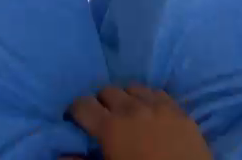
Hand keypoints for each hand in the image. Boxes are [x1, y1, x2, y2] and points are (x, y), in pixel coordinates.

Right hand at [68, 86, 209, 159]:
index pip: (82, 105)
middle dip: (101, 104)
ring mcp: (159, 107)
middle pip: (107, 91)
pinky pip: (157, 93)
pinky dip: (149, 101)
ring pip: (132, 88)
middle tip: (104, 123)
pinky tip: (151, 116)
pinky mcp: (180, 112)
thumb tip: (60, 154)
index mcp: (111, 128)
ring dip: (126, 100)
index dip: (76, 112)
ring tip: (129, 118)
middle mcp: (132, 109)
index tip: (76, 122)